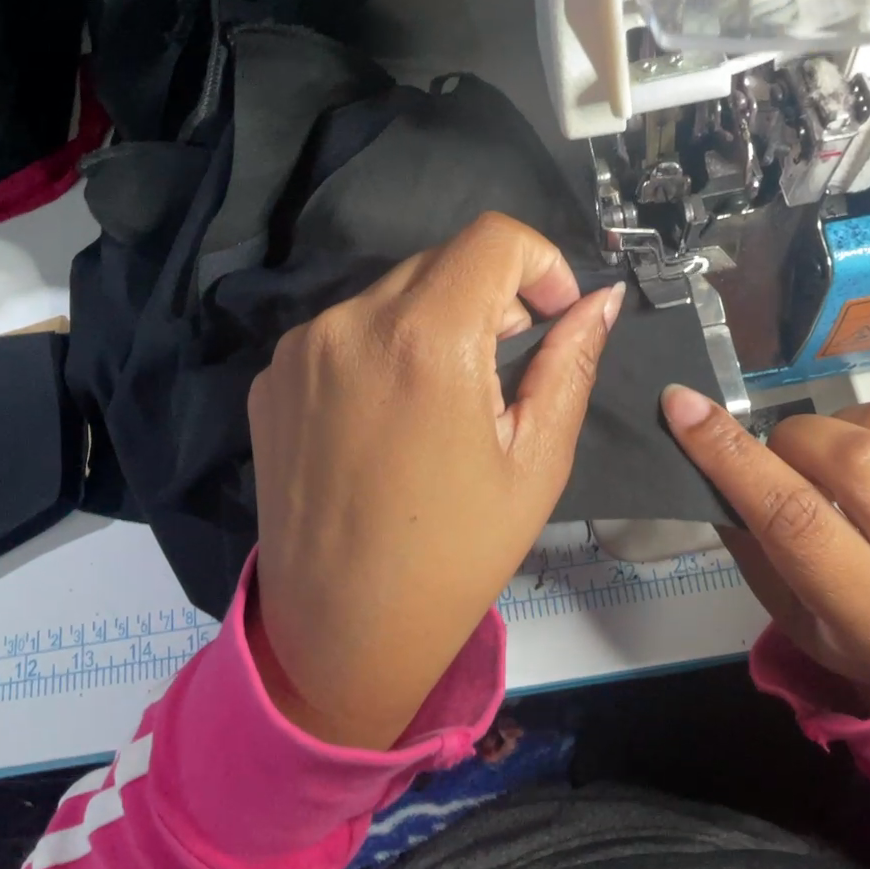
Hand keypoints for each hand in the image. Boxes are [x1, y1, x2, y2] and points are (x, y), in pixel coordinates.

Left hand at [247, 214, 623, 749]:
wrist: (341, 632)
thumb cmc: (456, 555)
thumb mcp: (537, 461)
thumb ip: (571, 363)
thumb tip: (600, 300)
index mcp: (427, 338)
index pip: (494, 237)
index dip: (540, 263)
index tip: (551, 316)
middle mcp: (351, 322)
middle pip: (440, 263)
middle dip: (488, 299)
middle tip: (502, 373)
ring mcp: (299, 350)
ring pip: (389, 297)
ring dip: (431, 324)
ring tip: (440, 404)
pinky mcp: (269, 378)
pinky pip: (342, 334)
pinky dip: (379, 353)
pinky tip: (385, 423)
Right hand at [662, 389, 869, 712]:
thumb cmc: (842, 627)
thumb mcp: (781, 601)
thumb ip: (747, 526)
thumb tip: (704, 431)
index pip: (797, 522)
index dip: (733, 457)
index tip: (682, 406)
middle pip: (859, 464)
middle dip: (797, 440)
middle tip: (784, 455)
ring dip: (844, 428)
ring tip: (841, 463)